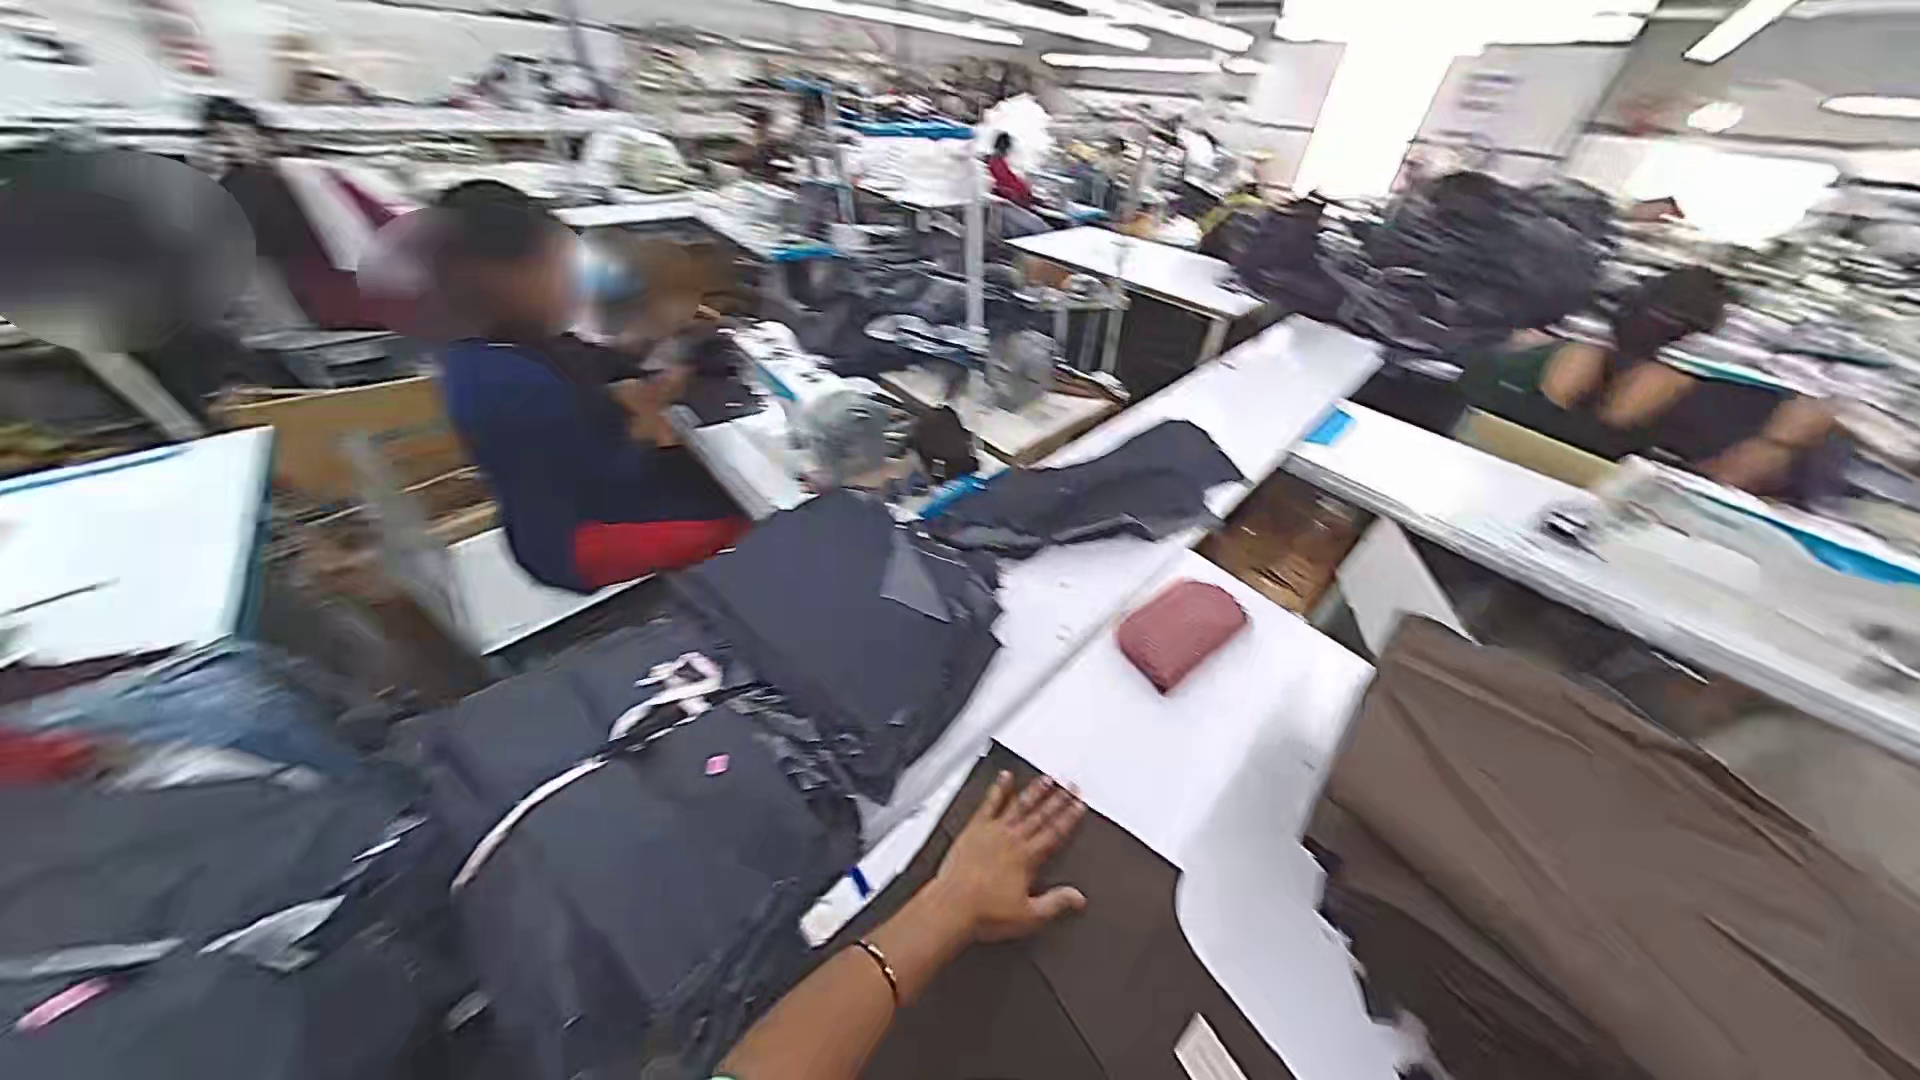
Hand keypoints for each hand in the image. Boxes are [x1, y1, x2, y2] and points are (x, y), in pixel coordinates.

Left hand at [928, 772, 1087, 942]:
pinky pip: (990, 803)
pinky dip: (999, 788)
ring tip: (1046, 778)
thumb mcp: (1029, 915)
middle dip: (1058, 798)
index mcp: (1027, 858)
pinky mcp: (975, 828)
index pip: (1055, 832)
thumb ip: (1056, 903)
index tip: (1079, 804)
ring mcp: (994, 830)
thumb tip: (1078, 897)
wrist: (953, 906)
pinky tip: (1005, 777)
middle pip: (1041, 814)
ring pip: (1019, 804)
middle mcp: (1013, 839)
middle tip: (1069, 784)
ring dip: (1034, 791)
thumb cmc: (987, 913)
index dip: (1069, 817)